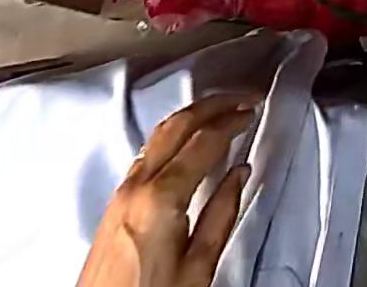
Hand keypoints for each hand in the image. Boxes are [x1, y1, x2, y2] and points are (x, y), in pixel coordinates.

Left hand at [76, 94, 256, 286]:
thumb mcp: (198, 269)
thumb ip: (222, 213)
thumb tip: (240, 172)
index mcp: (161, 198)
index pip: (205, 139)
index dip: (233, 119)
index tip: (254, 110)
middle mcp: (136, 188)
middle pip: (178, 125)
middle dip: (214, 104)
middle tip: (243, 97)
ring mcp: (119, 196)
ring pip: (160, 134)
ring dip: (194, 115)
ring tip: (221, 111)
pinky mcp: (112, 207)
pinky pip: (148, 152)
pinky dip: (175, 134)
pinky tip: (191, 141)